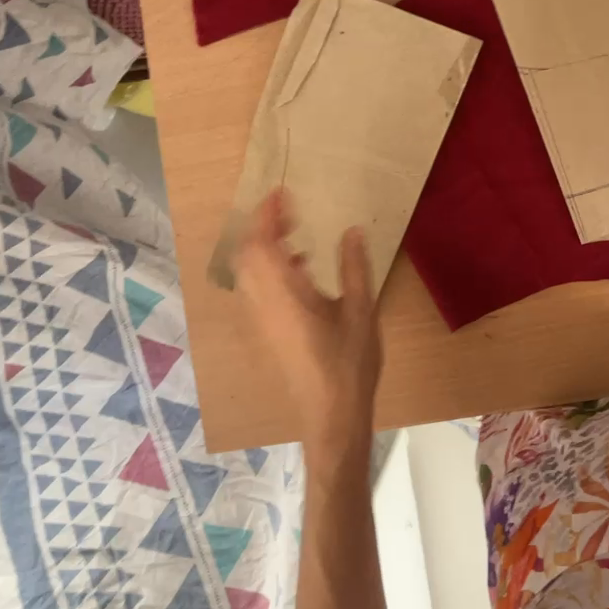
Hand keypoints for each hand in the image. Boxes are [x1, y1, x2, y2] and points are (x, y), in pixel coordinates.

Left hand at [234, 188, 381, 453]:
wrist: (331, 416)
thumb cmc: (350, 364)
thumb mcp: (362, 311)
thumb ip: (355, 267)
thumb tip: (351, 230)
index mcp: (285, 295)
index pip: (261, 244)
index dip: (266, 215)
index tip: (282, 193)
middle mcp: (264, 304)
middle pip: (246, 255)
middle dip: (261, 226)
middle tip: (289, 210)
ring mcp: (262, 320)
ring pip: (248, 273)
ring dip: (264, 247)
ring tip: (296, 235)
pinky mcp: (268, 332)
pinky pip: (257, 288)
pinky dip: (269, 267)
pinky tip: (301, 269)